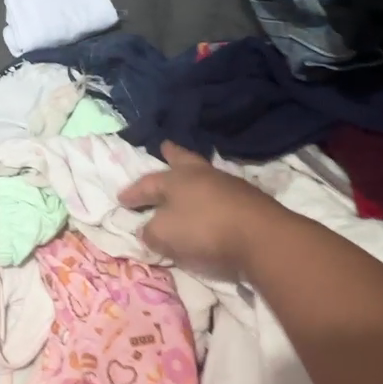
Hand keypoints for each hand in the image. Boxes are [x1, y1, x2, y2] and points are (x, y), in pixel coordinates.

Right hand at [119, 141, 287, 279]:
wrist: (261, 237)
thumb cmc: (204, 230)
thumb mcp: (164, 235)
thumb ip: (151, 231)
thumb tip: (147, 230)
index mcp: (176, 179)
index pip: (148, 183)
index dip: (133, 192)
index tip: (121, 199)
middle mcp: (202, 175)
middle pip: (183, 160)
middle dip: (172, 155)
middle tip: (165, 146)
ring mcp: (229, 185)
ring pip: (205, 175)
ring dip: (194, 177)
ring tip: (189, 179)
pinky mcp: (250, 200)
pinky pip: (223, 193)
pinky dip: (212, 196)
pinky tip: (212, 202)